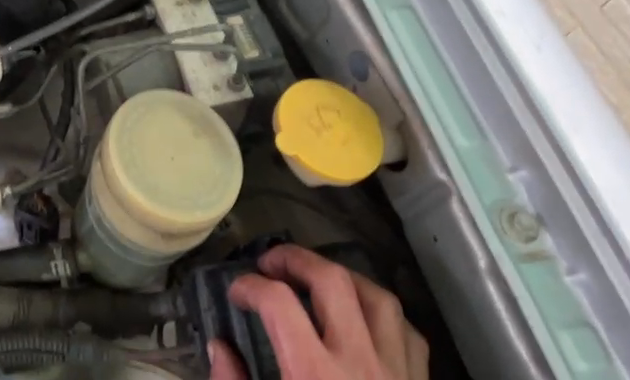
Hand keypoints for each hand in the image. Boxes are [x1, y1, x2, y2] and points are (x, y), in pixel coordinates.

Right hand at [206, 244, 428, 379]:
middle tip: (271, 266)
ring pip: (378, 298)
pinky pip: (409, 335)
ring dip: (344, 280)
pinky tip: (365, 322)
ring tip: (318, 283)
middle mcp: (359, 365)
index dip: (249, 286)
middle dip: (295, 261)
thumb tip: (220, 348)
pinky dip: (383, 317)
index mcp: (313, 375)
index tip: (237, 292)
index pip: (278, 302)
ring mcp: (398, 376)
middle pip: (331, 281)